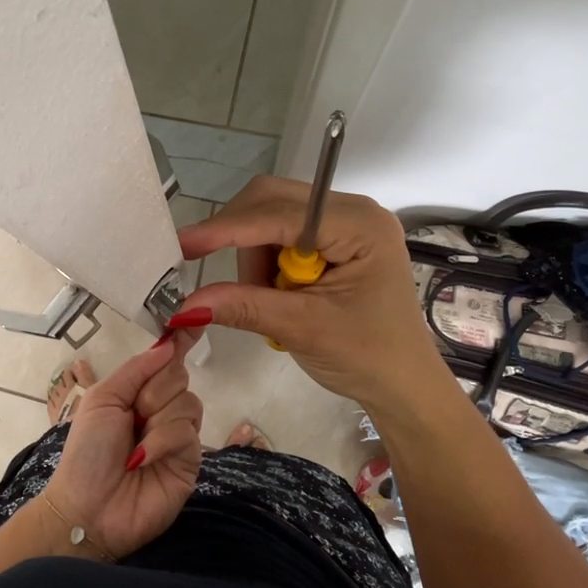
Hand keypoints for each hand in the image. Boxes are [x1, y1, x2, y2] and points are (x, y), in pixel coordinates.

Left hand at [33, 331, 203, 559]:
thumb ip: (136, 369)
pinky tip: (143, 459)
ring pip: (188, 402)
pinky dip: (162, 441)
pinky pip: (187, 433)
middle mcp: (162, 409)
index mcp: (139, 391)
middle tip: (133, 414)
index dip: (180, 340)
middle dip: (154, 391)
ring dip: (156, 419)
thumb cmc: (87, 452)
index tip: (193, 319)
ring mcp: (179, 436)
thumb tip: (168, 343)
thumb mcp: (103, 399)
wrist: (87, 507)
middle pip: (179, 376)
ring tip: (136, 444)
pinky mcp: (191, 462)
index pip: (166, 359)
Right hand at [174, 175, 448, 411]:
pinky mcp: (335, 238)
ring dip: (254, 254)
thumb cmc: (366, 357)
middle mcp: (353, 210)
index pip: (277, 213)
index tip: (183, 245)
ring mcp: (345, 222)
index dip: (227, 228)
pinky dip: (266, 258)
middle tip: (224, 279)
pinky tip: (278, 291)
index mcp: (358, 225)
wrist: (404, 386)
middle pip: (271, 200)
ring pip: (271, 215)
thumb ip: (242, 306)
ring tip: (267, 300)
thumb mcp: (301, 329)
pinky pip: (282, 232)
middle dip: (241, 237)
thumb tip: (183, 306)